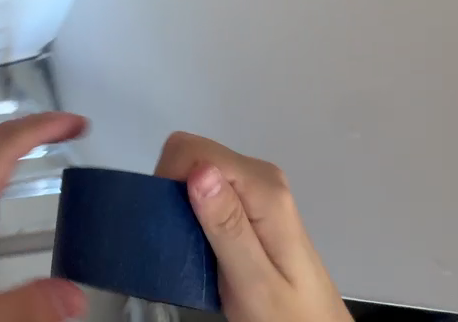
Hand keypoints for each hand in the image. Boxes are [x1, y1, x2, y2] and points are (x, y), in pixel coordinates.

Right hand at [154, 132, 350, 321]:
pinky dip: (194, 207)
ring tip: (192, 245)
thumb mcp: (254, 283)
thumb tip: (199, 170)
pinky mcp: (252, 198)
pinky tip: (203, 240)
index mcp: (263, 188)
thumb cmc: (286, 317)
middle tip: (181, 239)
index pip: (195, 151)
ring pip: (198, 168)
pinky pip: (208, 184)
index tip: (171, 224)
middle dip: (175, 189)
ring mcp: (257, 185)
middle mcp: (261, 175)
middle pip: (195, 154)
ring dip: (183, 200)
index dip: (171, 179)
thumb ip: (227, 227)